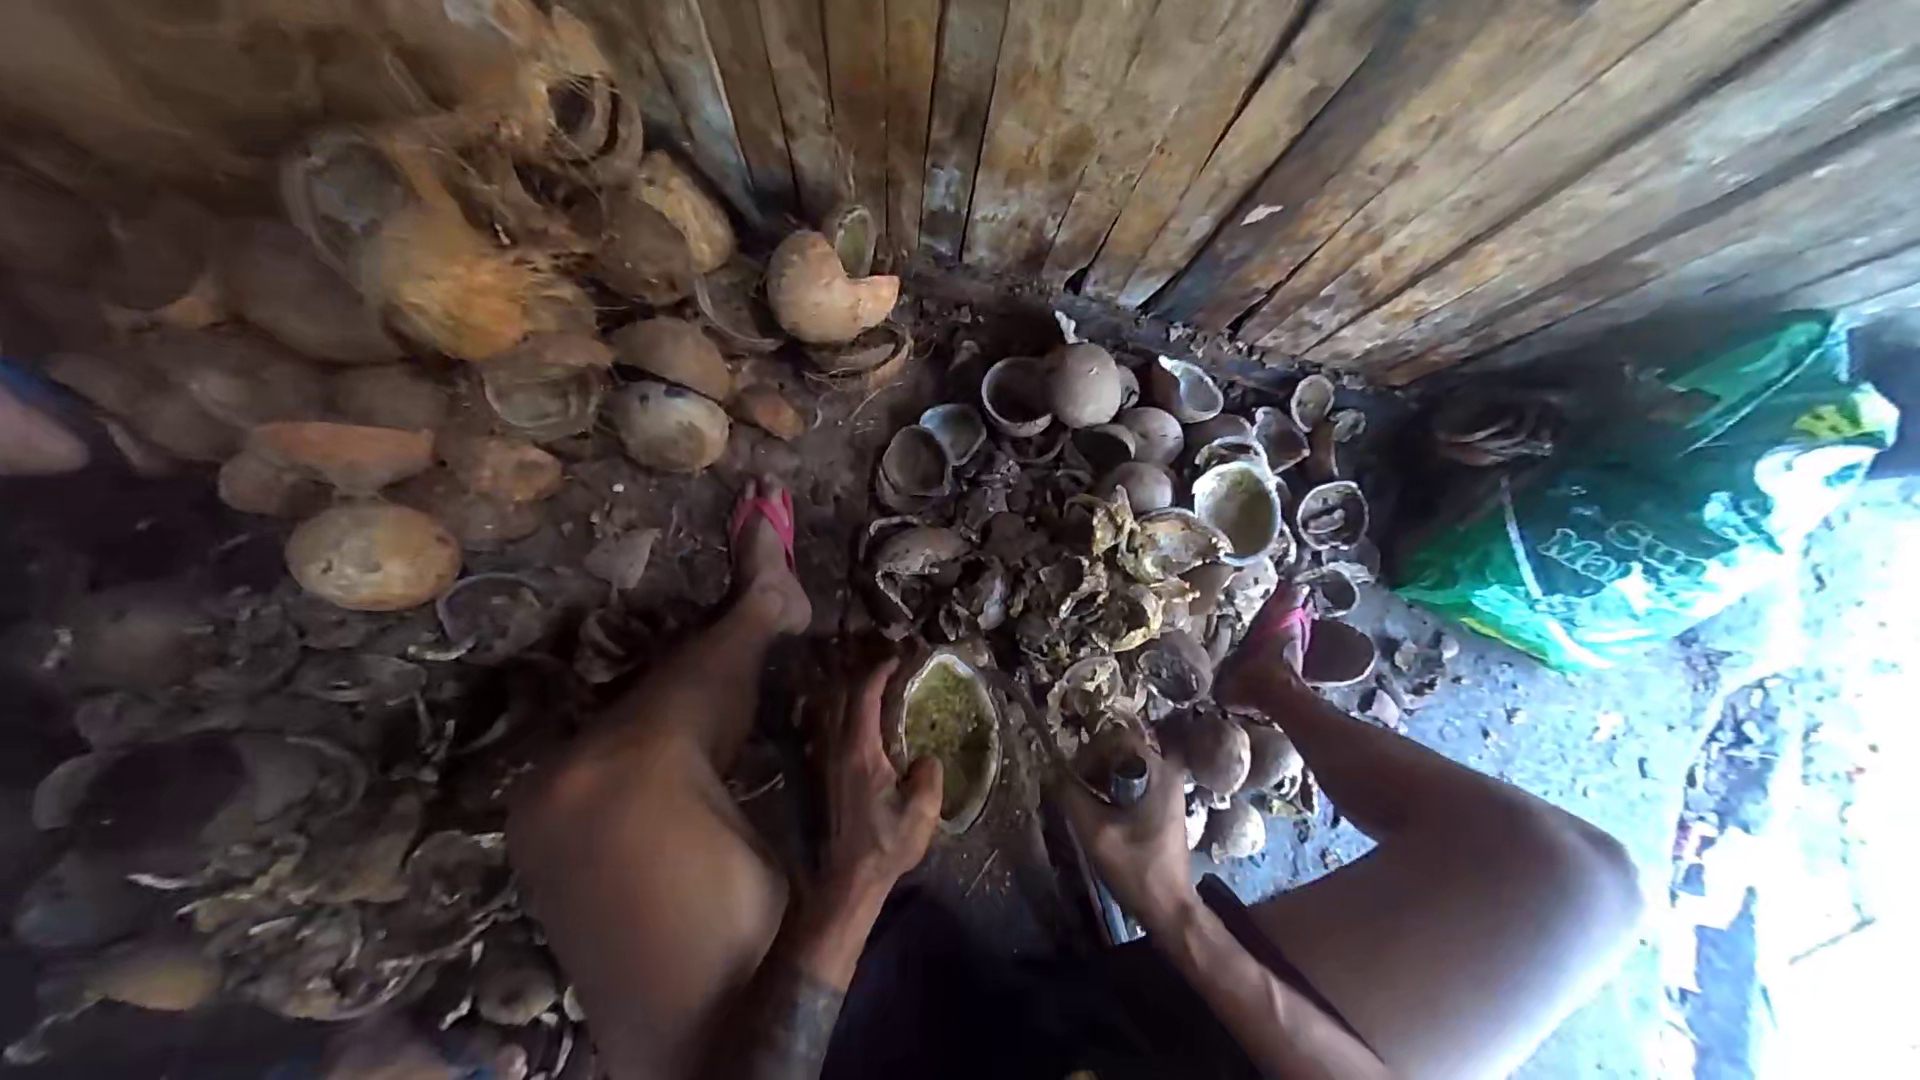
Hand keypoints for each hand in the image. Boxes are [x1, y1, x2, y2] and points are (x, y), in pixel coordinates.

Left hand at [819, 658, 943, 901]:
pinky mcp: (820, 778)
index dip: (878, 673)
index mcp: (860, 751)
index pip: (864, 697)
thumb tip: (926, 758)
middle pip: (842, 698)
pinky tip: (859, 724)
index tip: (895, 660)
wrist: (843, 882)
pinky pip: (829, 732)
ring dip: (850, 696)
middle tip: (886, 671)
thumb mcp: (921, 813)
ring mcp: (823, 763)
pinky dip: (844, 716)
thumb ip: (929, 775)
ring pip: (831, 714)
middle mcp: (835, 750)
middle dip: (863, 677)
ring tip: (874, 691)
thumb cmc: (883, 846)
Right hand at [1057, 734, 1197, 931]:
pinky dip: (1113, 789)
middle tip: (1076, 788)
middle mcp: (1167, 772)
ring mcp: (1168, 788)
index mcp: (1158, 772)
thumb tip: (1050, 770)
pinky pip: (1132, 781)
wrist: (1170, 909)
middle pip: (1120, 749)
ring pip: (1124, 766)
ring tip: (1086, 800)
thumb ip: (1071, 796)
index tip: (1075, 775)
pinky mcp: (1163, 803)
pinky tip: (1101, 811)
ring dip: (1101, 778)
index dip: (1090, 752)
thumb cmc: (1137, 869)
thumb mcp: (1095, 832)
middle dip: (1094, 765)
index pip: (1116, 737)